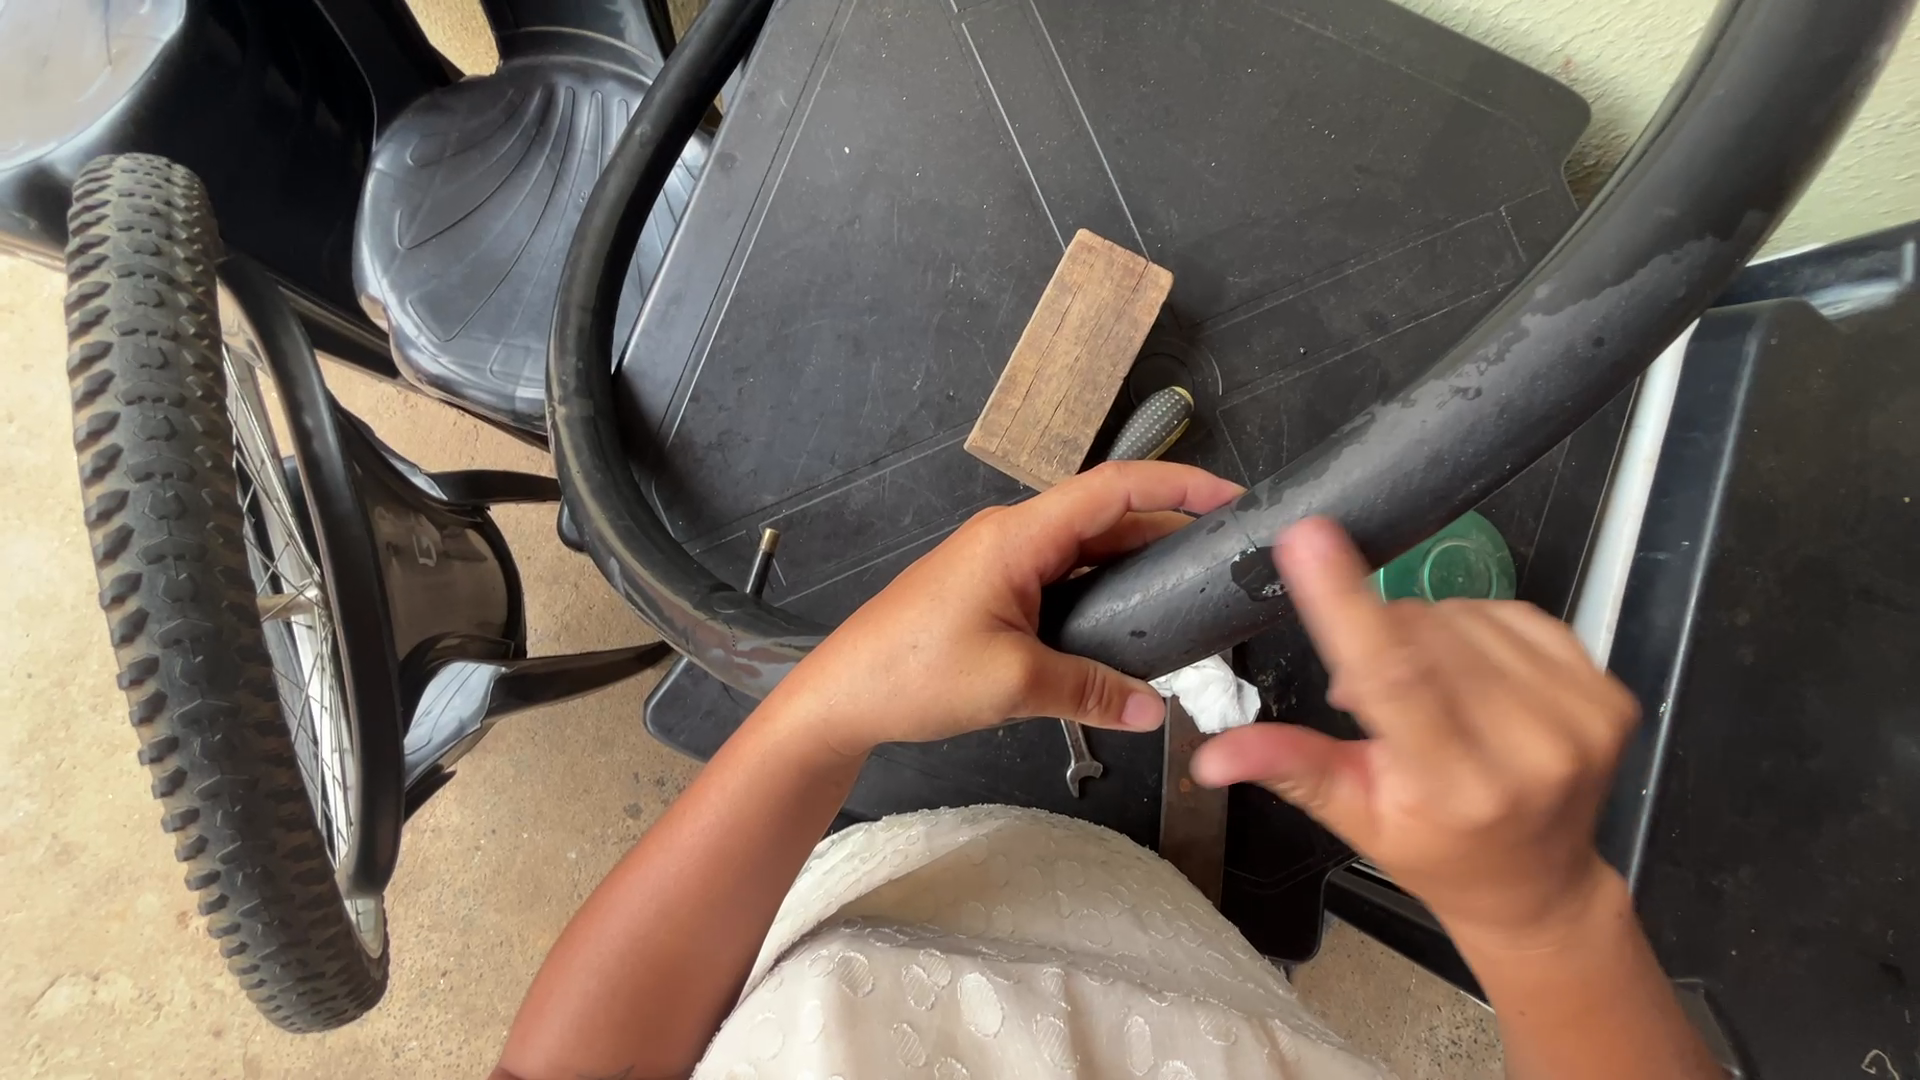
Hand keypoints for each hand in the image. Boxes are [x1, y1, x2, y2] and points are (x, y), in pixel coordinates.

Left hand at [771, 461, 1243, 758]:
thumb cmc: (915, 674)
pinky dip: (1098, 593)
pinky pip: (1058, 579)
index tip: (1228, 497)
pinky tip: (1125, 622)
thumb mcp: (1013, 683)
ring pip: (1082, 552)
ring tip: (1187, 590)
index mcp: (1017, 536)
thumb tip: (1153, 710)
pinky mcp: (989, 591)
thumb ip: (1090, 690)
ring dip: (1132, 565)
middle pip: (1102, 519)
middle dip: (1165, 530)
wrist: (842, 695)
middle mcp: (1011, 537)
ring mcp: (998, 563)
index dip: (1175, 484)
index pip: (1111, 488)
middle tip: (1221, 558)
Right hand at [1191, 517, 1639, 950]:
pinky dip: (1466, 627)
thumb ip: (1287, 767)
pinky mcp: (1608, 690)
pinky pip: (1506, 612)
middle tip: (1361, 691)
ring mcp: (1580, 714)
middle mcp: (1530, 746)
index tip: (1305, 539)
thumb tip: (1209, 757)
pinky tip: (1461, 667)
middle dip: (1373, 636)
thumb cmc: (1431, 848)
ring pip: (1458, 614)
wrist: (1540, 881)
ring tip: (1415, 684)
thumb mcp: (1350, 814)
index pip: (1393, 675)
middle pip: (1419, 632)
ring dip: (1417, 633)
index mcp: (1455, 782)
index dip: (1344, 602)